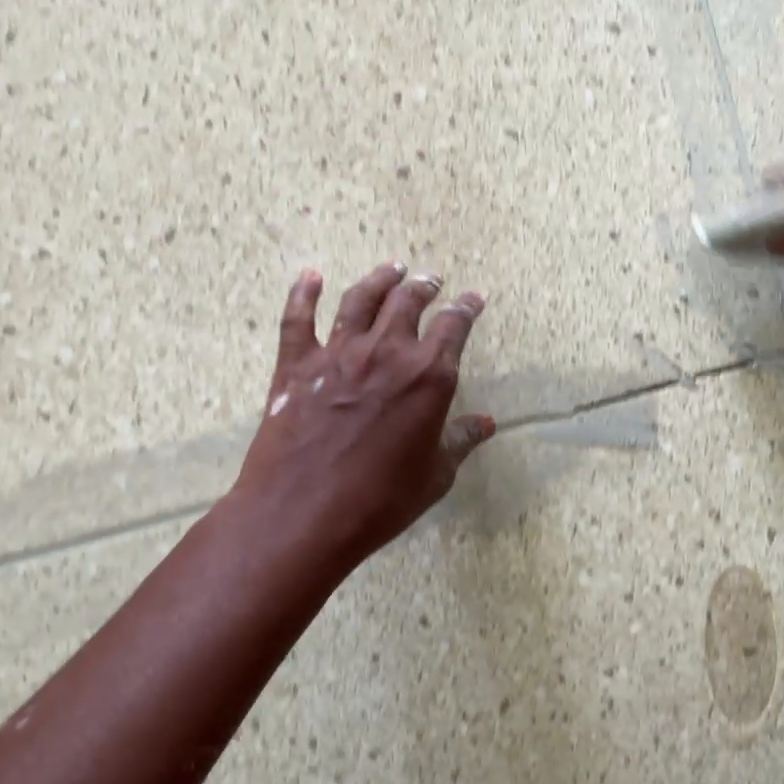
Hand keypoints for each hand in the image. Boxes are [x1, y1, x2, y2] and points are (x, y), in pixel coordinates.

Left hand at [230, 263, 493, 572]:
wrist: (302, 515)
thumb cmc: (380, 500)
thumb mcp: (435, 474)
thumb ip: (460, 440)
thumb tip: (487, 424)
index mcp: (430, 376)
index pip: (455, 326)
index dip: (467, 308)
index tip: (474, 298)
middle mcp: (388, 352)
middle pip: (409, 302)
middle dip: (425, 286)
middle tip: (431, 280)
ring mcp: (339, 354)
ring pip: (361, 300)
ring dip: (380, 280)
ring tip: (391, 269)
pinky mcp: (296, 365)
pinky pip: (299, 318)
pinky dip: (304, 293)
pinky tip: (310, 276)